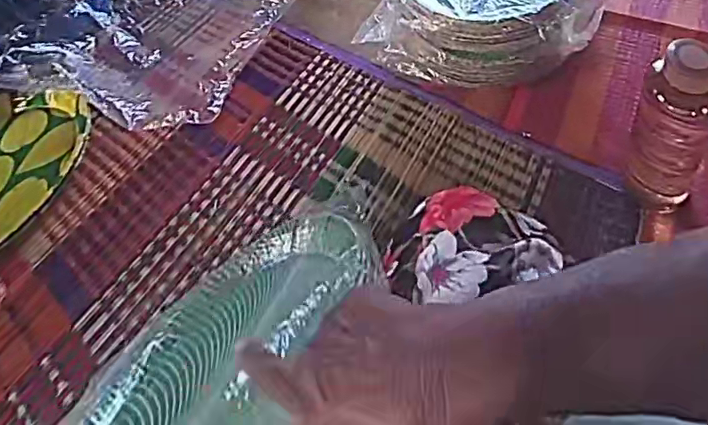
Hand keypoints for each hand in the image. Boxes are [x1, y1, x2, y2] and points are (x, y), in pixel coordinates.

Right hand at [236, 287, 513, 424]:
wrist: (464, 362)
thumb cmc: (425, 413)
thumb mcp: (371, 422)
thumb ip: (340, 411)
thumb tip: (329, 401)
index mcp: (317, 403)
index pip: (270, 379)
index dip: (256, 364)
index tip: (243, 349)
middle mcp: (318, 359)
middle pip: (305, 361)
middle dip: (323, 370)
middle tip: (361, 381)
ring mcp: (339, 322)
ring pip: (328, 333)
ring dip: (345, 343)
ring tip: (383, 356)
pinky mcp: (362, 296)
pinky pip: (349, 309)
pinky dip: (360, 318)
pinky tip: (386, 330)